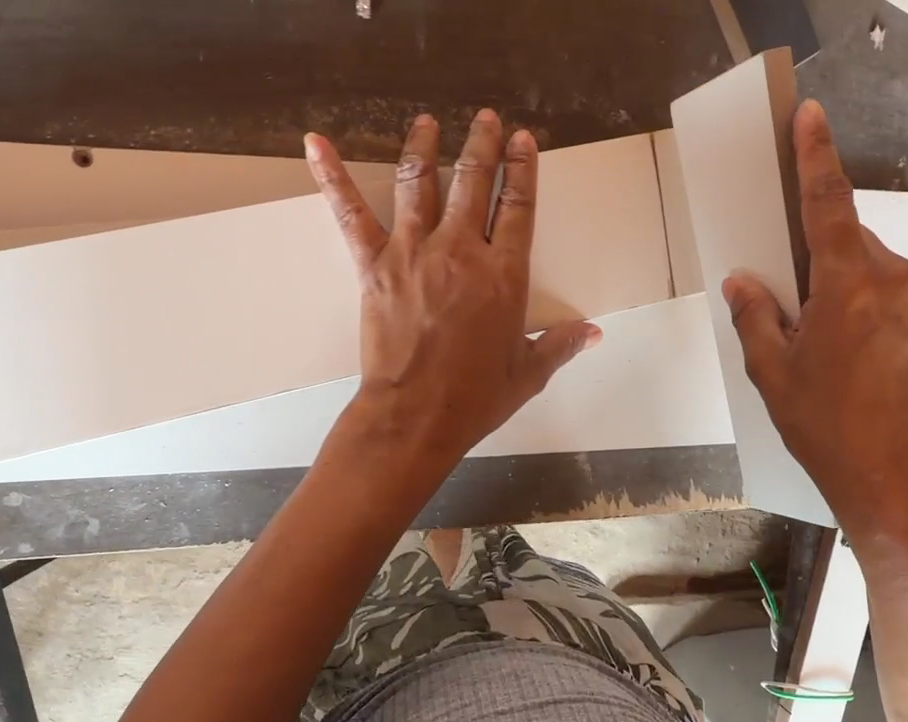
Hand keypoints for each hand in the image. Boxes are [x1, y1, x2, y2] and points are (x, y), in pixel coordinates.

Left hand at [304, 110, 601, 484]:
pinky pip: (352, 214)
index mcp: (504, 275)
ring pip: (420, 182)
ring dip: (425, 146)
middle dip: (483, 145)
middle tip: (487, 120)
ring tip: (428, 123)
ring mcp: (415, 253)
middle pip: (474, 182)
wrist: (417, 415)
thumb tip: (591, 333)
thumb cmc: (475, 399)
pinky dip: (332, 176)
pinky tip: (316, 144)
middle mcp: (461, 251)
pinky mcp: (375, 266)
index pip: (519, 207)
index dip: (523, 170)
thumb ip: (559, 345)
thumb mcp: (528, 374)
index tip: (523, 142)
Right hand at [723, 100, 907, 545]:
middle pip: (847, 237)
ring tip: (812, 325)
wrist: (884, 467)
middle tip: (786, 284)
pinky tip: (837, 333)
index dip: (815, 159)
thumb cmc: (822, 424)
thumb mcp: (772, 372)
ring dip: (835, 275)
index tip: (810, 117)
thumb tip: (742, 282)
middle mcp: (892, 279)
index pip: (828, 206)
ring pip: (865, 261)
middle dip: (815, 249)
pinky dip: (854, 292)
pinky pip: (882, 282)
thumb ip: (756, 317)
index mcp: (849, 288)